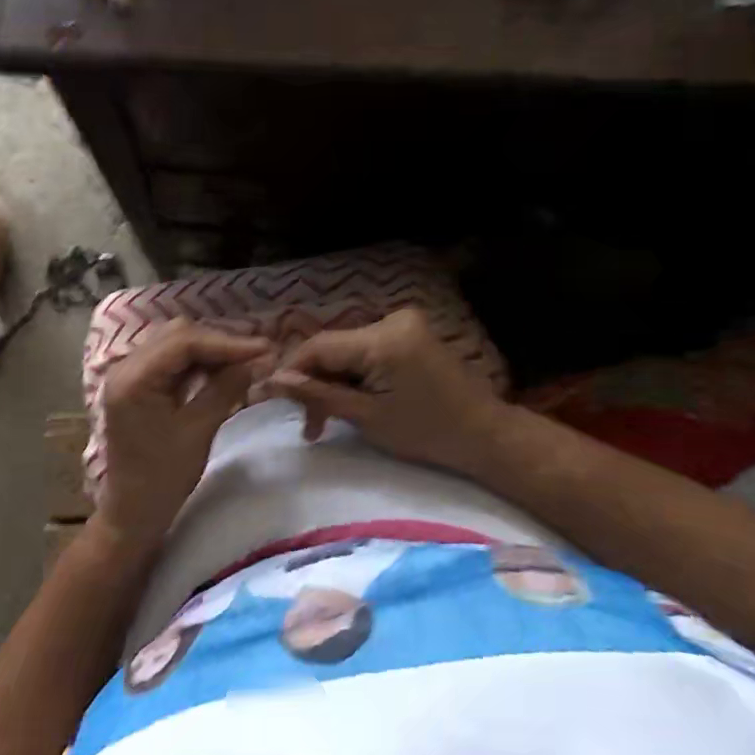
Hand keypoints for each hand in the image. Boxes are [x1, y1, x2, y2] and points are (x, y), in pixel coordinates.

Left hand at [96, 319, 271, 546]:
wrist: (134, 511)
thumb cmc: (163, 477)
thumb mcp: (198, 430)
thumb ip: (225, 388)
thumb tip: (260, 359)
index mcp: (133, 378)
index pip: (183, 341)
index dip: (227, 342)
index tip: (265, 349)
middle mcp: (125, 367)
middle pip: (178, 335)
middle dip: (219, 342)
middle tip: (259, 355)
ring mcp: (130, 375)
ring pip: (175, 345)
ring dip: (210, 350)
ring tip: (246, 361)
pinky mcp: (138, 386)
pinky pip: (171, 361)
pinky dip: (198, 363)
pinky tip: (223, 370)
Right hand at [267, 308, 506, 471]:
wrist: (484, 435)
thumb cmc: (427, 433)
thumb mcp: (366, 417)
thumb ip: (318, 394)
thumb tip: (272, 381)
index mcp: (384, 339)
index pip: (319, 346)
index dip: (291, 370)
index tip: (270, 396)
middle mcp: (391, 319)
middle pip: (332, 347)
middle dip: (313, 383)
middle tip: (306, 423)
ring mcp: (402, 323)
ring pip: (345, 350)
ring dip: (331, 382)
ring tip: (324, 421)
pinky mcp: (408, 333)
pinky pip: (364, 350)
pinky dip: (351, 375)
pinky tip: (347, 400)